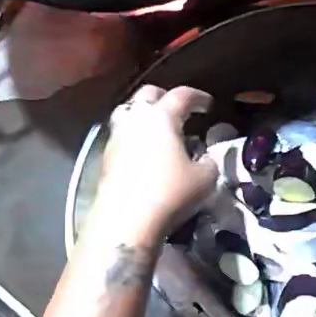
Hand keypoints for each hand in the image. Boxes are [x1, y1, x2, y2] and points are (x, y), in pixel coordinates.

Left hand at [90, 85, 218, 240]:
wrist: (126, 221)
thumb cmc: (170, 193)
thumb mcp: (205, 179)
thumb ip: (210, 161)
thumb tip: (206, 157)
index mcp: (162, 117)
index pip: (182, 95)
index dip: (198, 97)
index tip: (208, 105)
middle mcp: (136, 119)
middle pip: (148, 95)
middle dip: (165, 99)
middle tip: (179, 112)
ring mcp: (116, 137)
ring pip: (129, 113)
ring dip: (144, 116)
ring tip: (158, 130)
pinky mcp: (105, 157)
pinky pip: (122, 136)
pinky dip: (135, 137)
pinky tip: (145, 153)